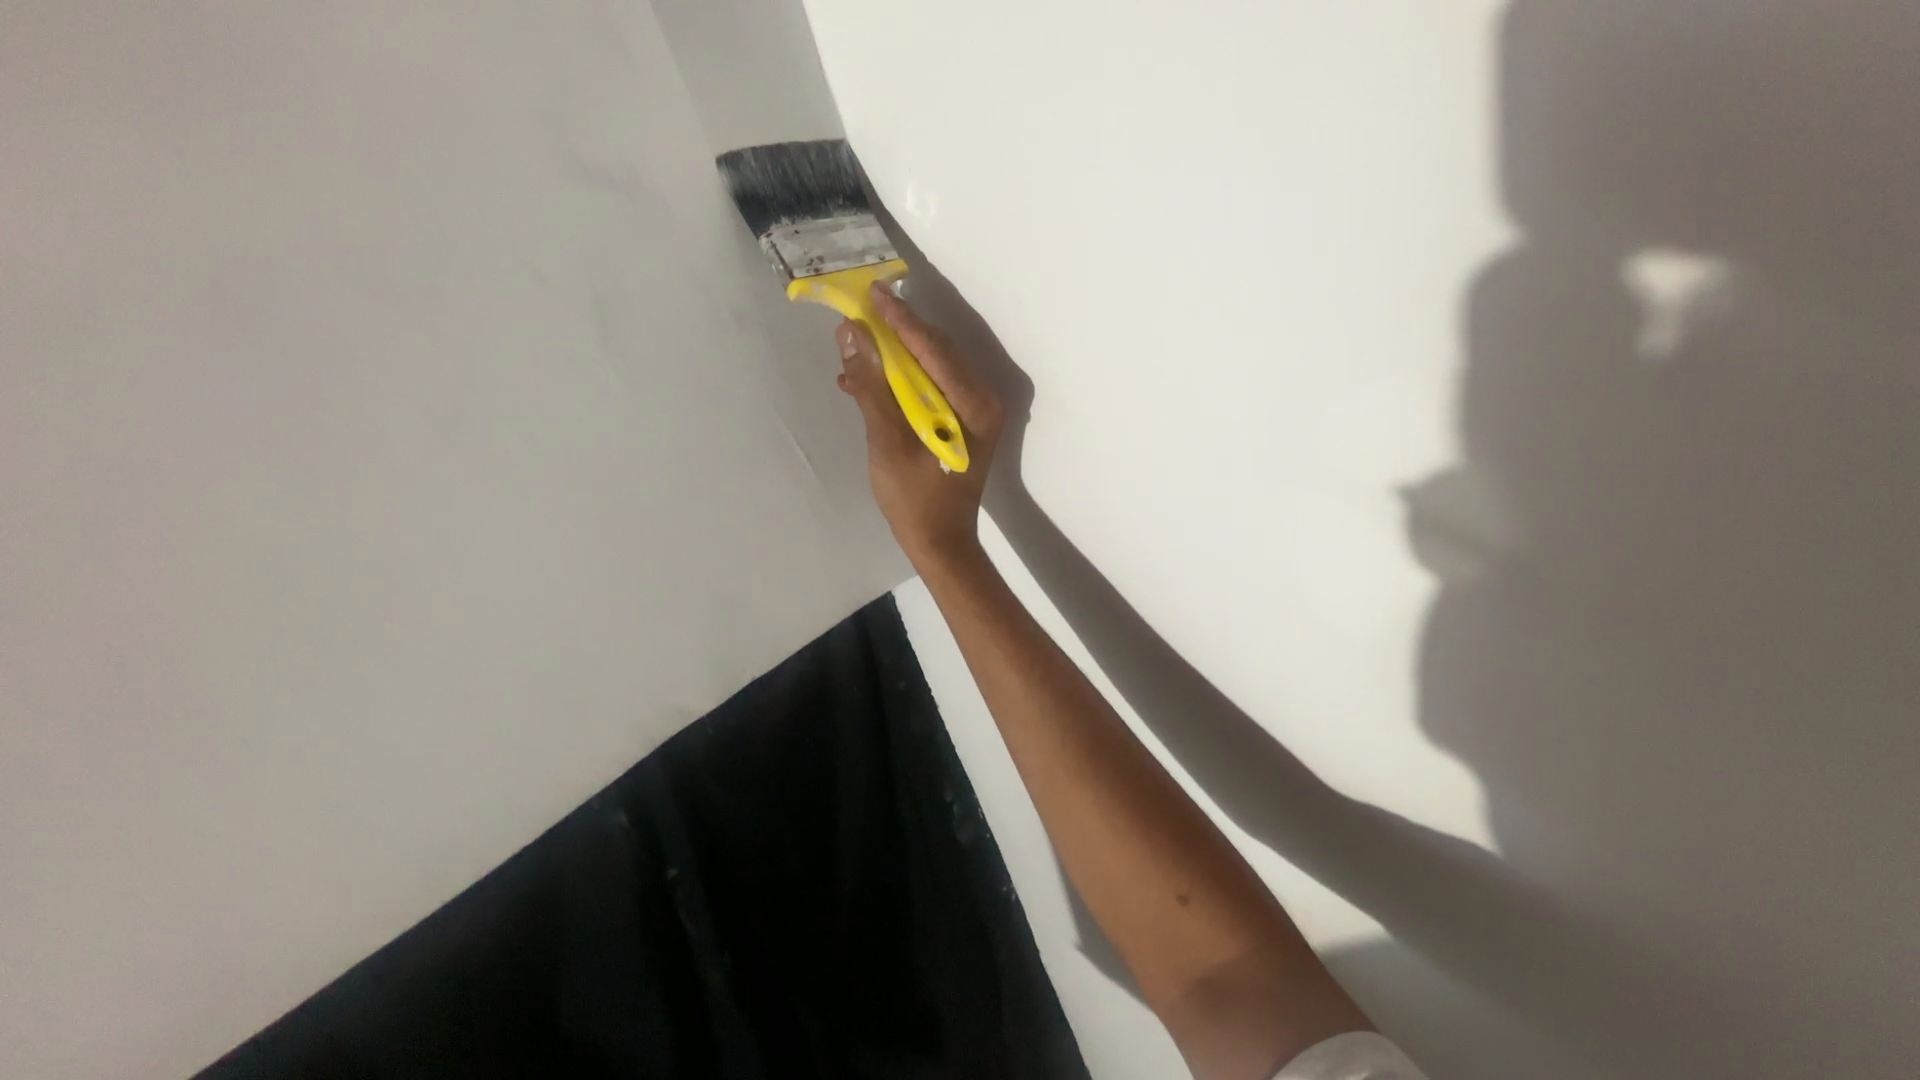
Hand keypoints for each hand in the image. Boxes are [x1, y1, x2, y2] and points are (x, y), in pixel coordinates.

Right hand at [837, 282, 1003, 568]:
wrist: (940, 543)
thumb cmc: (914, 499)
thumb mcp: (887, 440)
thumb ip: (872, 384)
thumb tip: (851, 333)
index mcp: (974, 404)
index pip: (934, 348)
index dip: (900, 320)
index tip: (871, 293)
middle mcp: (983, 400)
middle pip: (937, 351)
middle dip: (897, 332)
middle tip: (861, 311)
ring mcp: (974, 411)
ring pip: (931, 367)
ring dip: (893, 358)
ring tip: (855, 350)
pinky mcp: (962, 422)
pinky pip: (930, 387)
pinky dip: (900, 382)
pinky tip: (864, 384)